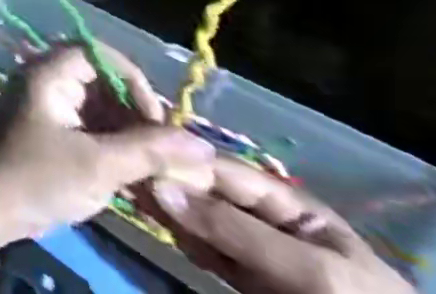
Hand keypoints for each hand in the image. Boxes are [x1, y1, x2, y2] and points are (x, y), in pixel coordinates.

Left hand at [0, 45, 215, 246]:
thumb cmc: (37, 176)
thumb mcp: (98, 165)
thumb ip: (149, 151)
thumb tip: (201, 144)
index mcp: (48, 74)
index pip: (97, 54)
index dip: (132, 80)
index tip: (156, 120)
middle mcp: (46, 82)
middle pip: (101, 81)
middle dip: (136, 112)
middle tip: (164, 150)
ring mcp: (47, 108)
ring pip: (99, 107)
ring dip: (130, 134)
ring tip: (157, 168)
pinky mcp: (50, 134)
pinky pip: (90, 128)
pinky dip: (115, 146)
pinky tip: (138, 177)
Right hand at [151, 160, 412, 293]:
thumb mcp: (313, 272)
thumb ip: (236, 229)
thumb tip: (158, 183)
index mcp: (290, 205)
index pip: (224, 170)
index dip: (181, 159)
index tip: (135, 154)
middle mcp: (265, 220)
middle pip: (206, 191)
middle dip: (168, 181)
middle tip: (123, 174)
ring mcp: (253, 253)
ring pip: (197, 219)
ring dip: (165, 207)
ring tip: (128, 193)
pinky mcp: (240, 281)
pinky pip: (202, 249)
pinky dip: (177, 236)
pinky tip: (154, 223)